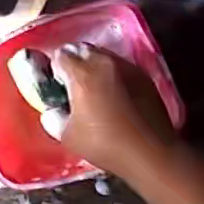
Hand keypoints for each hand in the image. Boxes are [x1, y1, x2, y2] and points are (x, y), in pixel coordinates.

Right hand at [52, 43, 175, 177]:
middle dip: (74, 62)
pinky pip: (121, 67)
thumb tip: (52, 112)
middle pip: (83, 50)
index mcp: (82, 74)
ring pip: (104, 56)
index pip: (61, 55)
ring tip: (94, 88)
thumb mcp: (68, 137)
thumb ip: (54, 118)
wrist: (151, 153)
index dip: (54, 67)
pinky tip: (114, 94)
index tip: (55, 82)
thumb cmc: (105, 144)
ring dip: (95, 66)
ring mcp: (128, 68)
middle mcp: (105, 63)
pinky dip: (113, 75)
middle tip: (72, 84)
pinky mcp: (145, 77)